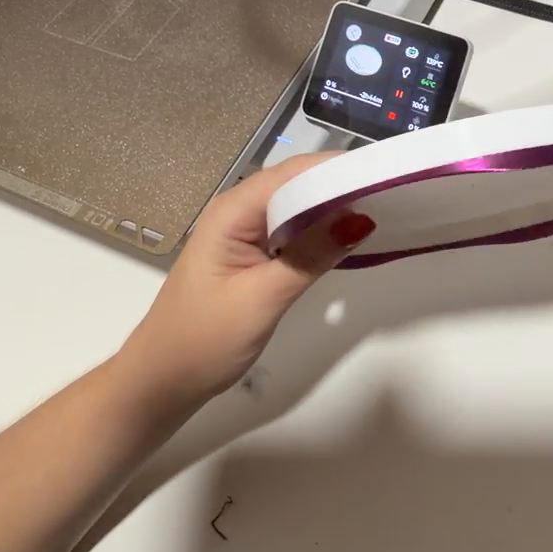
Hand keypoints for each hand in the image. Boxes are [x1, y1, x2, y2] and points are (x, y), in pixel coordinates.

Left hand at [117, 155, 374, 406]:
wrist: (160, 383)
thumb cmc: (203, 340)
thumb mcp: (262, 298)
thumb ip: (310, 256)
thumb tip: (360, 220)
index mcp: (234, 210)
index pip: (294, 172)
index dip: (338, 168)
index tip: (384, 173)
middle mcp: (239, 210)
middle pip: (297, 181)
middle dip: (341, 183)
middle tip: (392, 191)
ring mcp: (245, 231)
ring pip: (296, 204)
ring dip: (333, 205)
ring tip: (381, 207)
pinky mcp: (252, 252)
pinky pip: (292, 226)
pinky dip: (319, 227)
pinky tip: (346, 236)